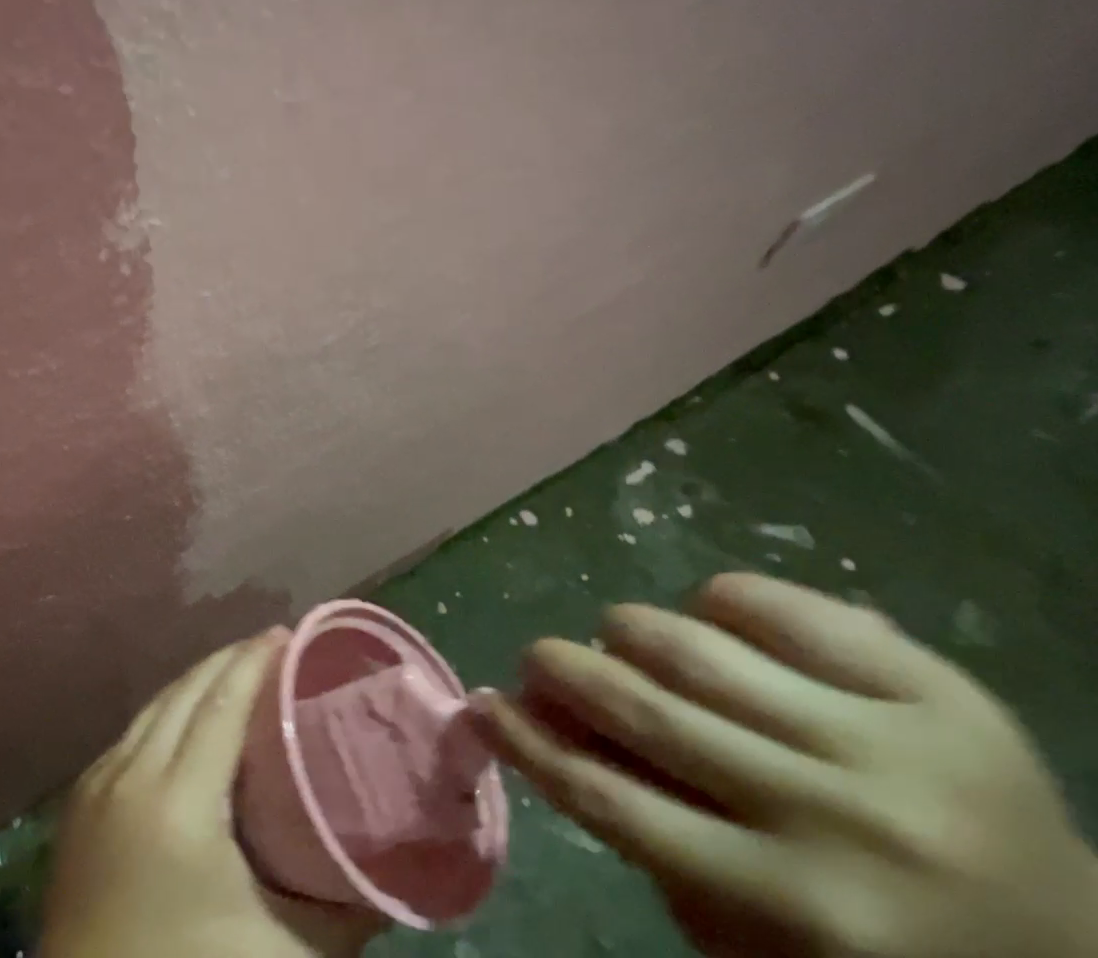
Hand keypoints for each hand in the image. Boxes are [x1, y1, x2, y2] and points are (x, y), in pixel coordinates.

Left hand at [41, 628, 385, 957]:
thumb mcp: (285, 951)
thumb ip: (346, 910)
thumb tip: (393, 872)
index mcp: (178, 799)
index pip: (219, 702)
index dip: (255, 662)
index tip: (289, 634)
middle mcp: (128, 774)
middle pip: (182, 693)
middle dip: (228, 662)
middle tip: (273, 649)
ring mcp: (94, 786)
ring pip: (150, 710)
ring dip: (194, 684)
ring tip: (237, 675)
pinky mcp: (77, 806)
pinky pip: (128, 737)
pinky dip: (164, 715)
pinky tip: (186, 724)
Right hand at [471, 573, 1097, 957]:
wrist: (1063, 952)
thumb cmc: (864, 949)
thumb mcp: (742, 931)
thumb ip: (646, 836)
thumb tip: (550, 726)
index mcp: (784, 902)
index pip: (609, 799)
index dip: (528, 741)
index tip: (482, 705)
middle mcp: (833, 815)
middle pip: (647, 712)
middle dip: (563, 672)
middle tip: (536, 658)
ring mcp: (893, 742)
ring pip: (705, 650)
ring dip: (629, 630)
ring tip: (614, 634)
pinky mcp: (943, 689)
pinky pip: (800, 611)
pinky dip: (727, 598)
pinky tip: (706, 609)